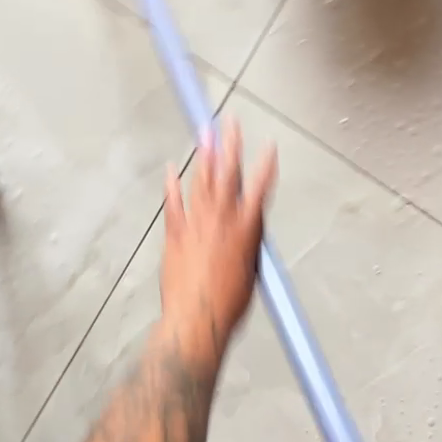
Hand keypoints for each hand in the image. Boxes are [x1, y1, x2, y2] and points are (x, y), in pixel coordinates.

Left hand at [160, 119, 274, 346]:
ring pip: (202, 182)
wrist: (196, 319)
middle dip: (231, 145)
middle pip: (228, 175)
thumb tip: (249, 234)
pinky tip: (173, 167)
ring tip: (206, 132)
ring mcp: (196, 225)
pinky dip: (172, 184)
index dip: (265, 166)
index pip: (259, 189)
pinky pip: (173, 203)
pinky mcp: (175, 235)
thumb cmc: (228, 304)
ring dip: (205, 155)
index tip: (269, 147)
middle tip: (230, 122)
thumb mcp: (251, 273)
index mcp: (245, 231)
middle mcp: (221, 222)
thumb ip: (250, 246)